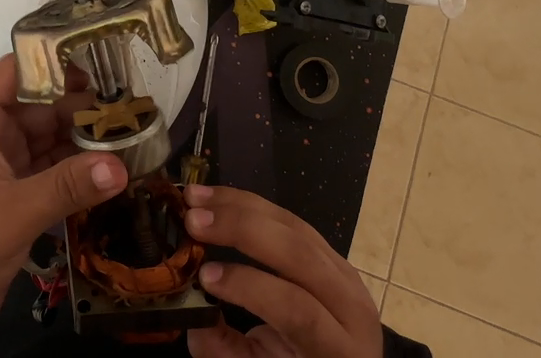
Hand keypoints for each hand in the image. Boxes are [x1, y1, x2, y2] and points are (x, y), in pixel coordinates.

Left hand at [0, 55, 127, 357]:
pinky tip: (108, 172)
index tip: (93, 60)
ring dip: (81, 140)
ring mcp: (3, 170)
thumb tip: (120, 165)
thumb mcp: (17, 211)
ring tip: (127, 135)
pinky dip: (75, 172)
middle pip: (39, 108)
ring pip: (48, 141)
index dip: (48, 61)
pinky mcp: (14, 199)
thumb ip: (69, 186)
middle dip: (79, 106)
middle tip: (127, 105)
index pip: (13, 73)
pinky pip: (50, 173)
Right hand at [183, 185, 383, 357]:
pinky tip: (217, 199)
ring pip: (292, 224)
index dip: (251, 287)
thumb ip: (228, 352)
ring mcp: (343, 271)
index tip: (204, 275)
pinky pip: (289, 219)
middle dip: (241, 229)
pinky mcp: (330, 250)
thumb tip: (191, 317)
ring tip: (196, 198)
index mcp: (340, 349)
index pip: (299, 310)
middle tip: (193, 220)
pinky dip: (248, 204)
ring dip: (238, 205)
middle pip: (299, 253)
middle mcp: (350, 304)